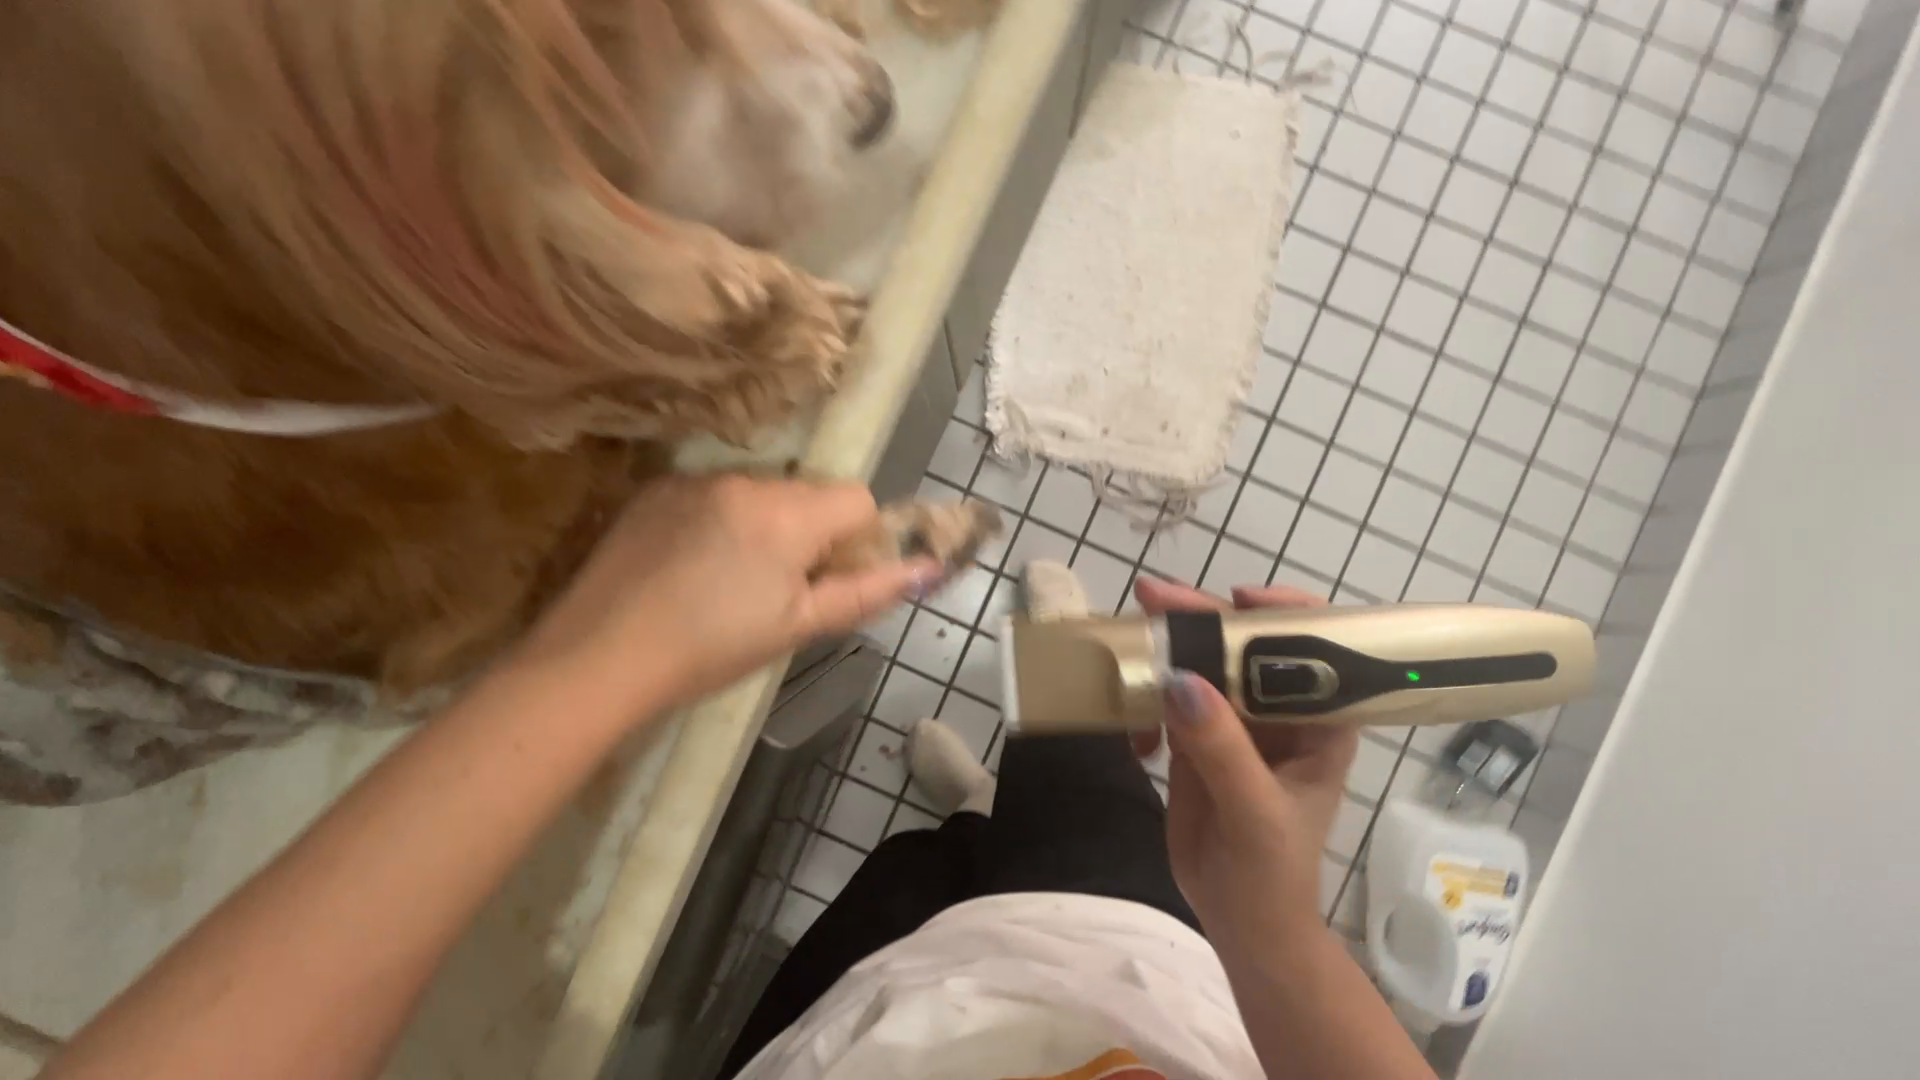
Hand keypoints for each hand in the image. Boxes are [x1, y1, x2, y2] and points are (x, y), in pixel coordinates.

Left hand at [520, 474, 937, 709]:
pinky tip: (689, 568)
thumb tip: (928, 569)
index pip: (858, 498)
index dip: (857, 541)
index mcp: (788, 514)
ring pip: (762, 494)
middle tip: (776, 591)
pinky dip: (720, 522)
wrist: (597, 657)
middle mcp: (745, 481)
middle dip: (810, 534)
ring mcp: (695, 481)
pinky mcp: (656, 489)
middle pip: (809, 494)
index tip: (826, 581)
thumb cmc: (711, 650)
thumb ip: (867, 592)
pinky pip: (714, 495)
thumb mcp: (798, 627)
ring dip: (764, 526)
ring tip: (726, 583)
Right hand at [1133, 578, 1359, 942]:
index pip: (1315, 648)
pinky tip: (1132, 734)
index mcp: (1318, 722)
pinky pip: (1168, 697)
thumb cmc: (1271, 872)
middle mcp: (1279, 710)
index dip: (1283, 612)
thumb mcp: (1254, 811)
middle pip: (1242, 646)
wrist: (1240, 920)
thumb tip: (1180, 680)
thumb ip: (1221, 748)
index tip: (1239, 598)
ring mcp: (1234, 721)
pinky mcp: (1195, 736)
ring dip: (1163, 651)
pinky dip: (1144, 698)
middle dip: (1200, 618)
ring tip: (1124, 646)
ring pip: (1201, 664)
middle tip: (1150, 597)